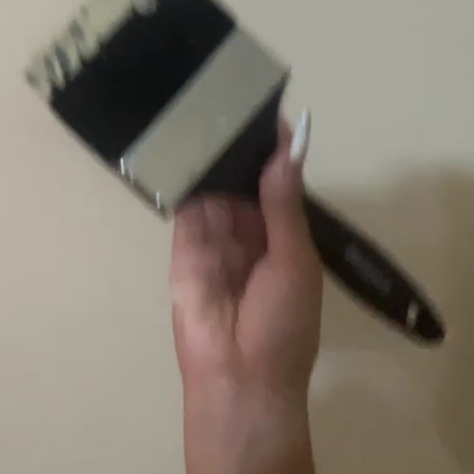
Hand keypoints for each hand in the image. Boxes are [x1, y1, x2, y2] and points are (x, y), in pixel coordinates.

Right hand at [169, 114, 322, 402]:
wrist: (236, 372)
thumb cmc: (282, 323)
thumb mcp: (293, 260)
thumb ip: (283, 204)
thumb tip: (286, 149)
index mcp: (285, 238)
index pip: (278, 185)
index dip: (274, 153)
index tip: (266, 110)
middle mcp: (250, 232)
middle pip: (242, 182)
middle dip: (237, 150)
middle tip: (225, 101)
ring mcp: (214, 236)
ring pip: (213, 189)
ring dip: (209, 160)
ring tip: (201, 112)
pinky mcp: (182, 243)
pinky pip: (184, 206)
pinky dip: (182, 180)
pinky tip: (179, 149)